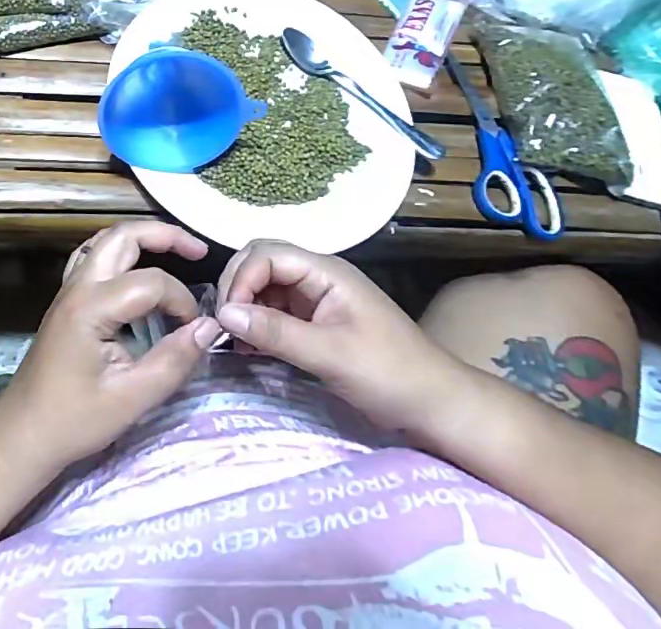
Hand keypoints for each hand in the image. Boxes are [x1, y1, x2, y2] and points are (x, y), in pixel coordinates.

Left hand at [0, 222, 218, 467]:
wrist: (23, 431)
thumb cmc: (74, 419)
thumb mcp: (132, 399)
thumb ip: (173, 360)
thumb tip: (209, 327)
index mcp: (91, 308)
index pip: (150, 282)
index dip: (182, 301)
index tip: (195, 331)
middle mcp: (78, 286)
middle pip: (123, 236)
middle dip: (164, 236)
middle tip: (199, 251)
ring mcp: (69, 288)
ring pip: (106, 240)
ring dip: (142, 238)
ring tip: (175, 252)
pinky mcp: (67, 298)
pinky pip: (95, 257)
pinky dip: (122, 253)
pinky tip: (138, 270)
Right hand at [214, 240, 474, 430]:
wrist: (438, 406)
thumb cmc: (390, 374)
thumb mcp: (330, 354)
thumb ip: (276, 332)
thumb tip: (223, 314)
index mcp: (325, 271)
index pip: (266, 254)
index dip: (241, 279)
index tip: (227, 317)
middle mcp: (317, 275)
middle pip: (261, 261)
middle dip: (237, 287)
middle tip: (225, 324)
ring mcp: (315, 297)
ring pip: (264, 285)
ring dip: (244, 306)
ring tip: (235, 338)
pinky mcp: (314, 319)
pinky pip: (274, 308)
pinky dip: (256, 322)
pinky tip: (250, 345)